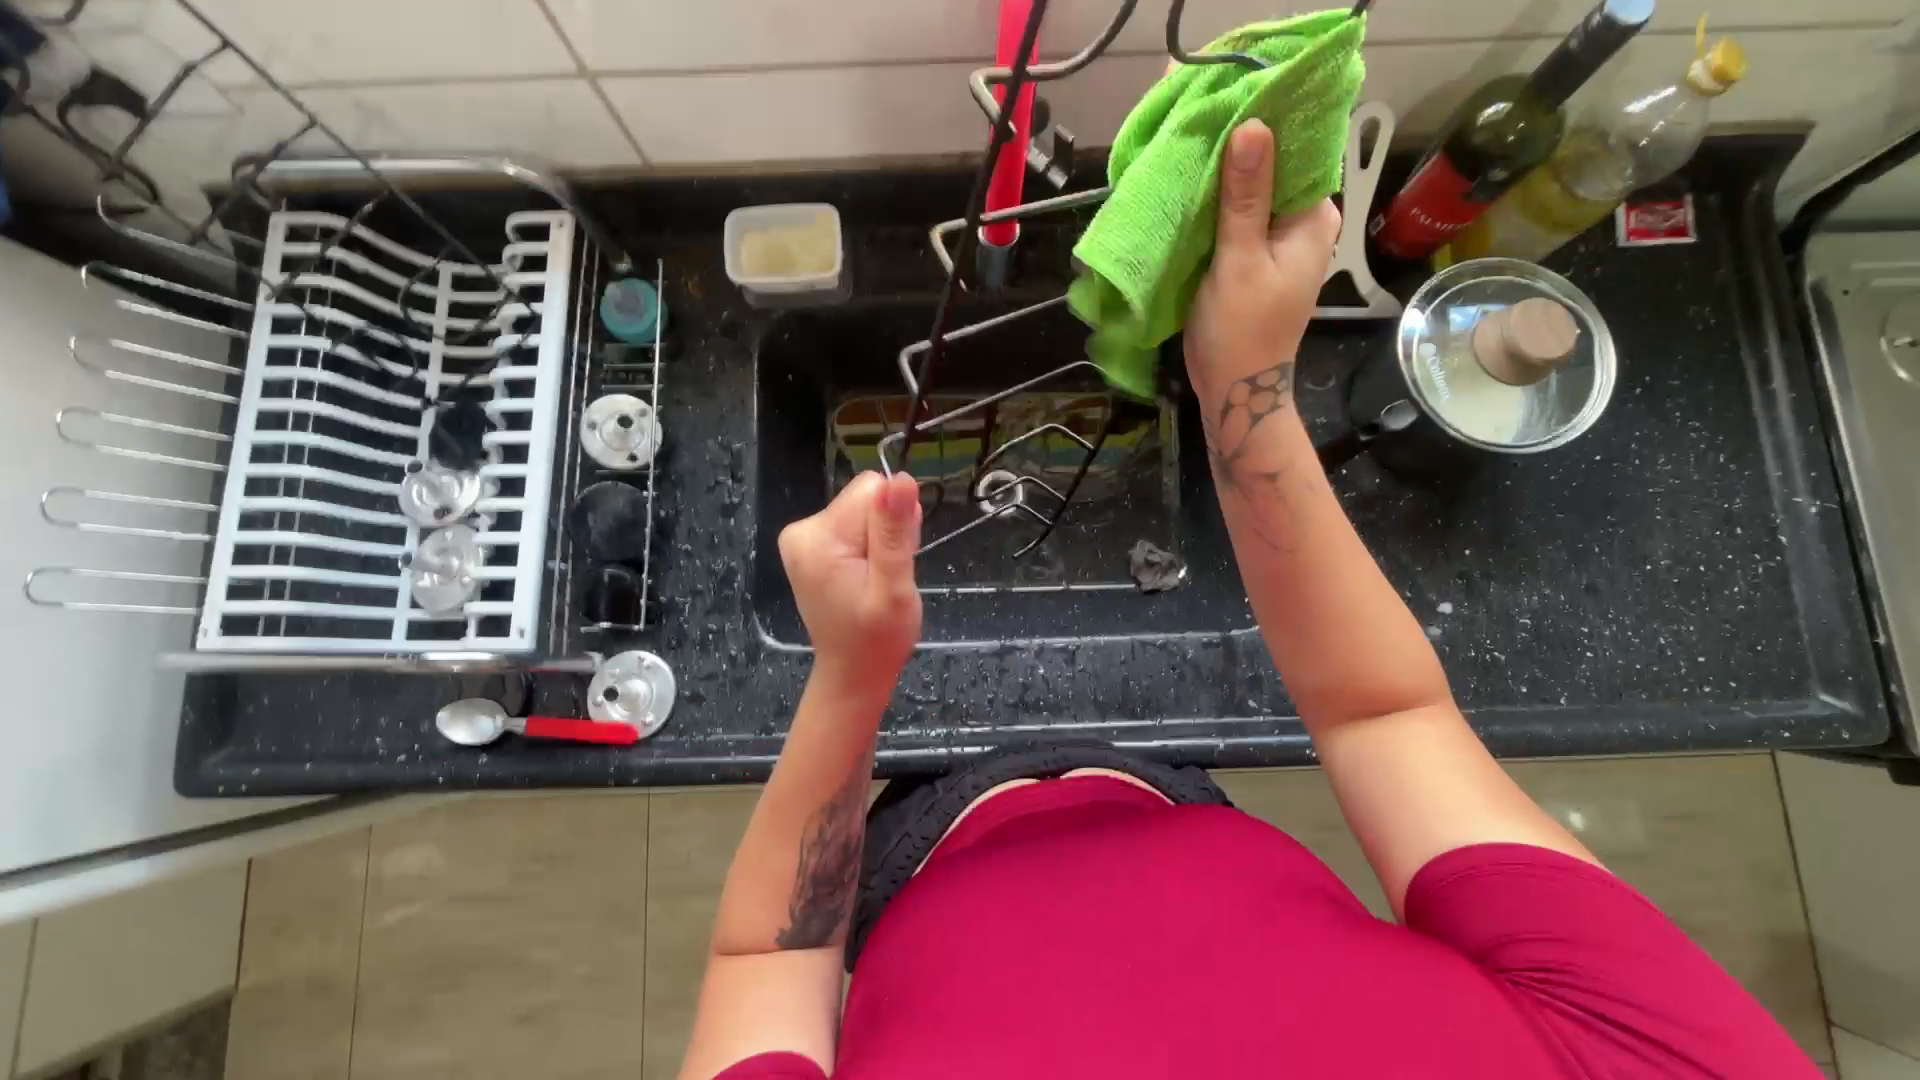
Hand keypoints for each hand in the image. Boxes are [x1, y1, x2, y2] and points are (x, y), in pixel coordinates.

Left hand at [778, 471, 922, 689]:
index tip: (895, 558)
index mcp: (818, 537)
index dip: (895, 522)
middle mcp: (802, 529)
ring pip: (863, 510)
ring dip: (881, 540)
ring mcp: (802, 537)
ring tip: (877, 578)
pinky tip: (867, 576)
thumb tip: (901, 478)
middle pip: (866, 497)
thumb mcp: (894, 588)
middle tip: (888, 573)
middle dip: (888, 531)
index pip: (872, 490)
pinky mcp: (810, 544)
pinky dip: (869, 547)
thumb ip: (894, 532)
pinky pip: (854, 523)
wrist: (853, 672)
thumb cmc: (878, 638)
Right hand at [1184, 119, 1341, 409]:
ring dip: (1221, 175)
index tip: (1231, 90)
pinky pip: (1234, 218)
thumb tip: (1253, 124)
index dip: (1268, 119)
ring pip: (1249, 193)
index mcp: (1313, 217)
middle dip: (1238, 145)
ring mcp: (1274, 241)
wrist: (1233, 389)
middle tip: (1197, 112)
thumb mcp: (1240, 260)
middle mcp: (1300, 223)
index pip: (1298, 149)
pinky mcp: (1249, 257)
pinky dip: (1213, 205)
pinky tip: (1187, 186)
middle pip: (1272, 169)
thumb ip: (1244, 196)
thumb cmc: (1242, 329)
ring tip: (1187, 139)